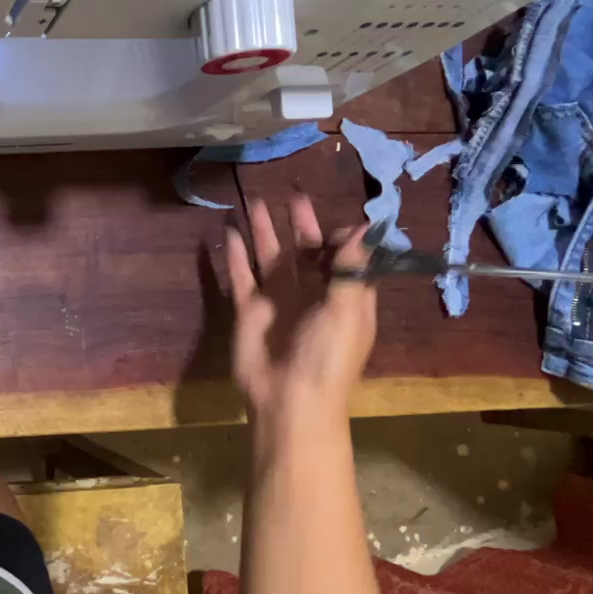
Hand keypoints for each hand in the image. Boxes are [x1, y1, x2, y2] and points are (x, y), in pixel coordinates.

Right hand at [223, 197, 376, 420]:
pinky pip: (241, 274)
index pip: (345, 257)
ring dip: (263, 230)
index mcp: (344, 296)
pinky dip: (236, 253)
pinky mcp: (248, 308)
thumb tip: (361, 226)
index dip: (341, 238)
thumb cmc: (327, 356)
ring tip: (254, 201)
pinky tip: (230, 231)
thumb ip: (351, 268)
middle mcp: (310, 293)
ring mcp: (276, 300)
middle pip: (305, 251)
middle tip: (292, 196)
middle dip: (299, 224)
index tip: (335, 222)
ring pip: (270, 256)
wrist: (288, 397)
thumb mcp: (348, 311)